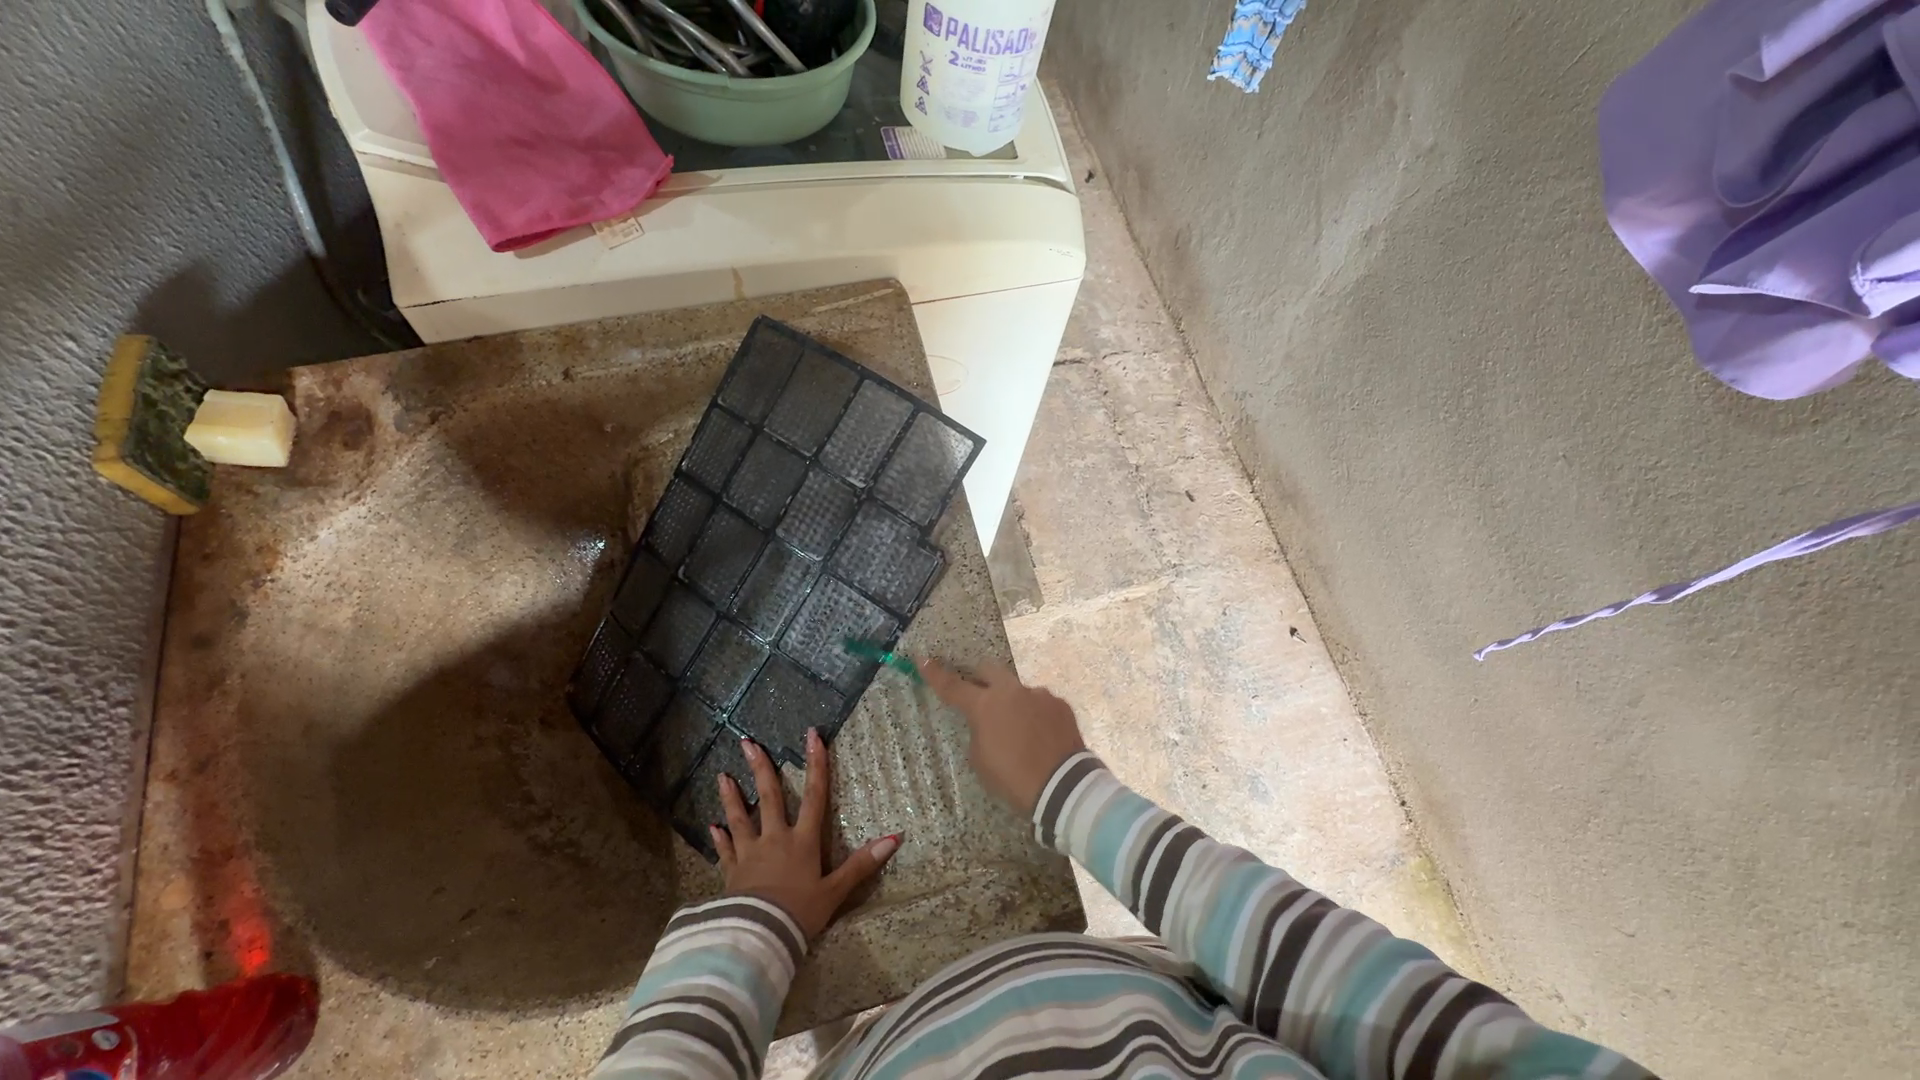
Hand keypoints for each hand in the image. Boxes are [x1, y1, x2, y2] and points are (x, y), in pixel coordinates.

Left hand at [712, 728, 899, 938]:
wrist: (759, 936)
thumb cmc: (800, 913)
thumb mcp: (835, 890)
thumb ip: (862, 864)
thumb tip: (895, 837)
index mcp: (803, 841)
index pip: (814, 795)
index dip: (816, 764)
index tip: (812, 735)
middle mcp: (775, 839)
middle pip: (769, 797)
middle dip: (761, 768)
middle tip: (746, 743)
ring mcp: (750, 854)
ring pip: (740, 818)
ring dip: (732, 797)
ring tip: (723, 776)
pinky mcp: (732, 872)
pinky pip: (726, 850)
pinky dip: (720, 838)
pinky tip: (712, 827)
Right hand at [922, 660, 1085, 815]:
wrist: (1062, 785)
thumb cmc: (1013, 778)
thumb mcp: (980, 761)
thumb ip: (979, 733)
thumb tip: (987, 723)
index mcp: (985, 706)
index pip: (953, 687)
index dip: (935, 674)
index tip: (924, 660)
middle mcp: (1011, 692)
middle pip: (989, 671)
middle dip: (980, 678)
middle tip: (979, 694)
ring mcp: (1039, 695)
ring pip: (1019, 690)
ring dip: (1013, 703)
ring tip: (1021, 730)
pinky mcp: (1060, 704)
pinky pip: (1041, 704)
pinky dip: (1036, 715)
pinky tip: (1042, 736)